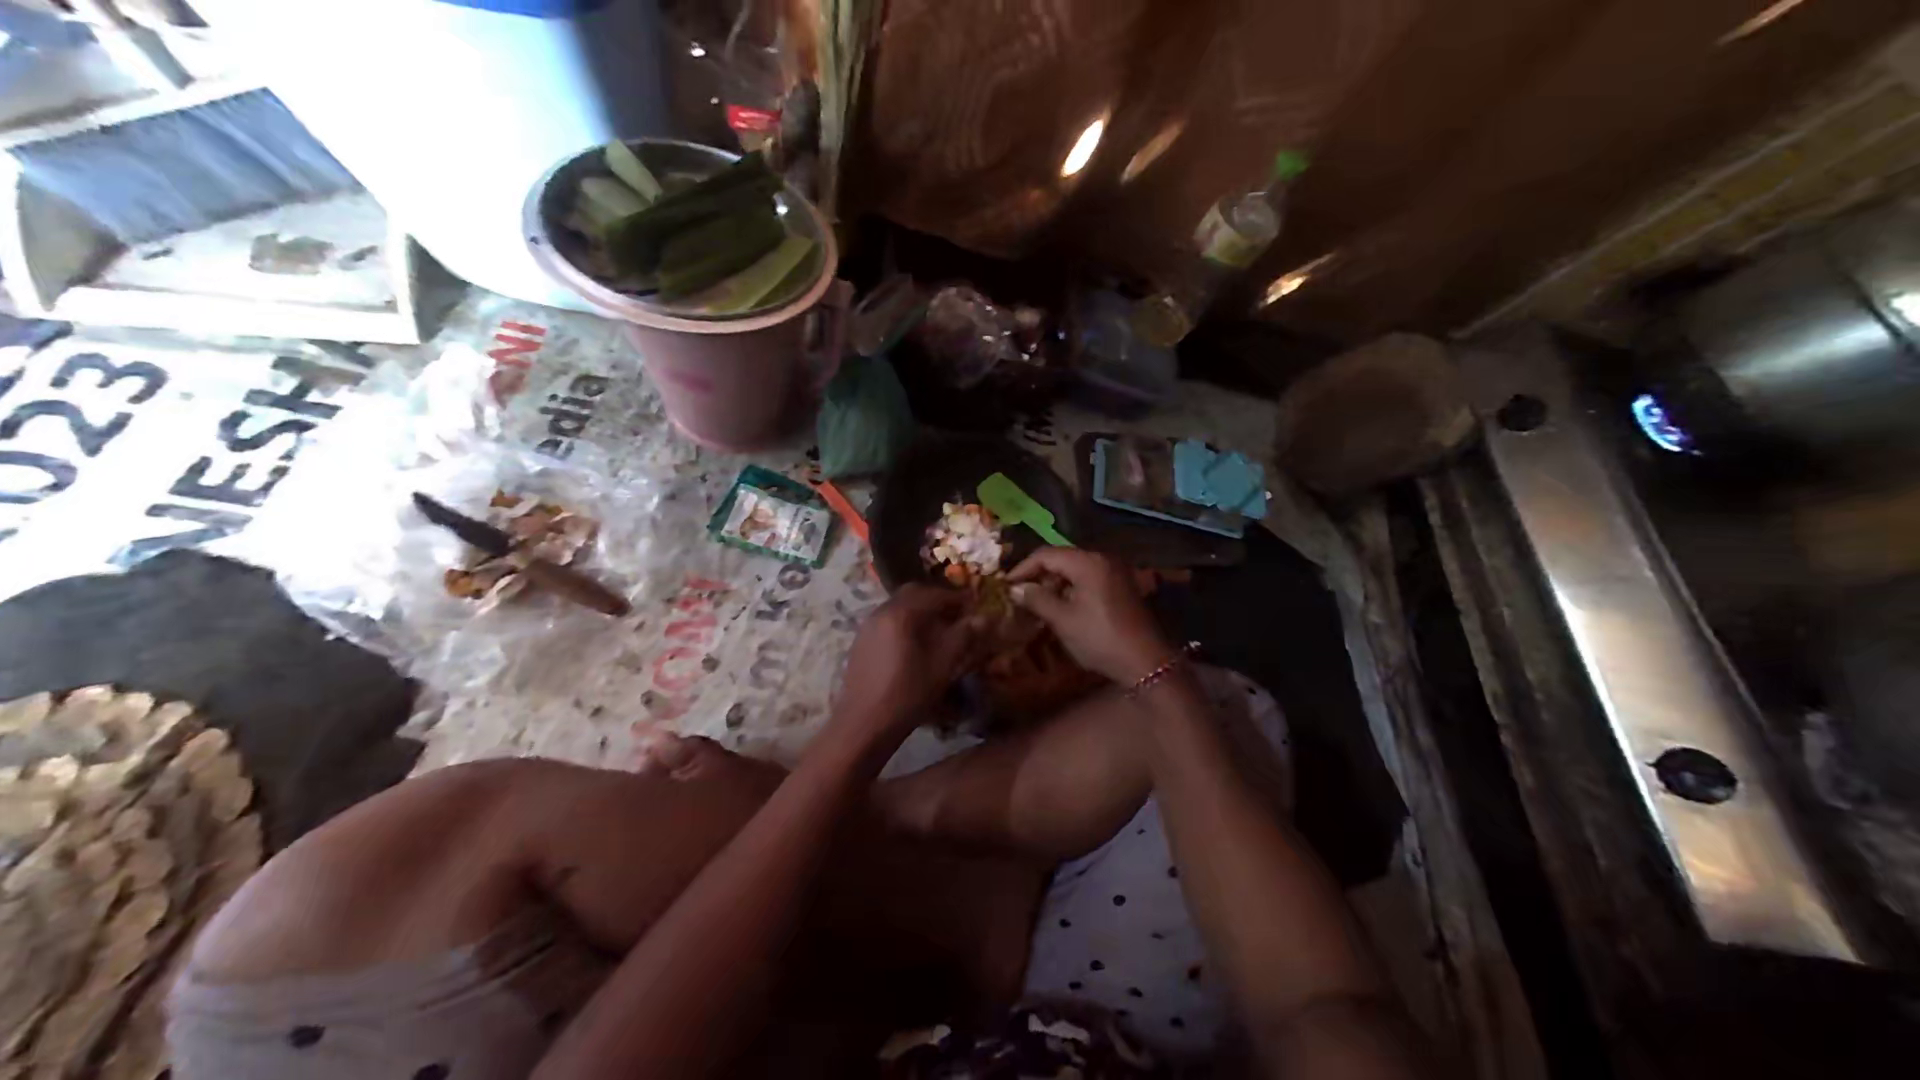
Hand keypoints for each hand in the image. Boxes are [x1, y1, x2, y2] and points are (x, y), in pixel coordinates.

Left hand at [834, 584, 984, 735]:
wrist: (864, 723)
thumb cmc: (907, 694)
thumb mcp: (942, 665)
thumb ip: (962, 636)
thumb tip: (984, 617)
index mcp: (900, 613)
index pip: (934, 593)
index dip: (957, 597)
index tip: (974, 605)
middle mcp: (881, 612)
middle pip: (913, 593)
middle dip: (937, 599)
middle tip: (957, 613)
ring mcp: (867, 626)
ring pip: (898, 606)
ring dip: (920, 610)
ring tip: (940, 629)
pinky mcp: (861, 641)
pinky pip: (888, 620)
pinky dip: (906, 622)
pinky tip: (916, 643)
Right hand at [1009, 549, 1175, 683]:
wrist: (1146, 662)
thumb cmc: (1100, 638)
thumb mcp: (1063, 620)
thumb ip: (1037, 599)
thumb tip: (1016, 589)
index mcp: (1087, 562)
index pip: (1045, 554)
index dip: (1022, 568)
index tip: (1006, 586)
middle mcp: (1102, 559)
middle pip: (1061, 558)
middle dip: (1038, 576)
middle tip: (1020, 595)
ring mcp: (1115, 572)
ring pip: (1075, 569)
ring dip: (1054, 583)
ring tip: (1037, 604)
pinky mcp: (1121, 586)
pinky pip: (1088, 579)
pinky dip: (1071, 588)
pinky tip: (1061, 608)